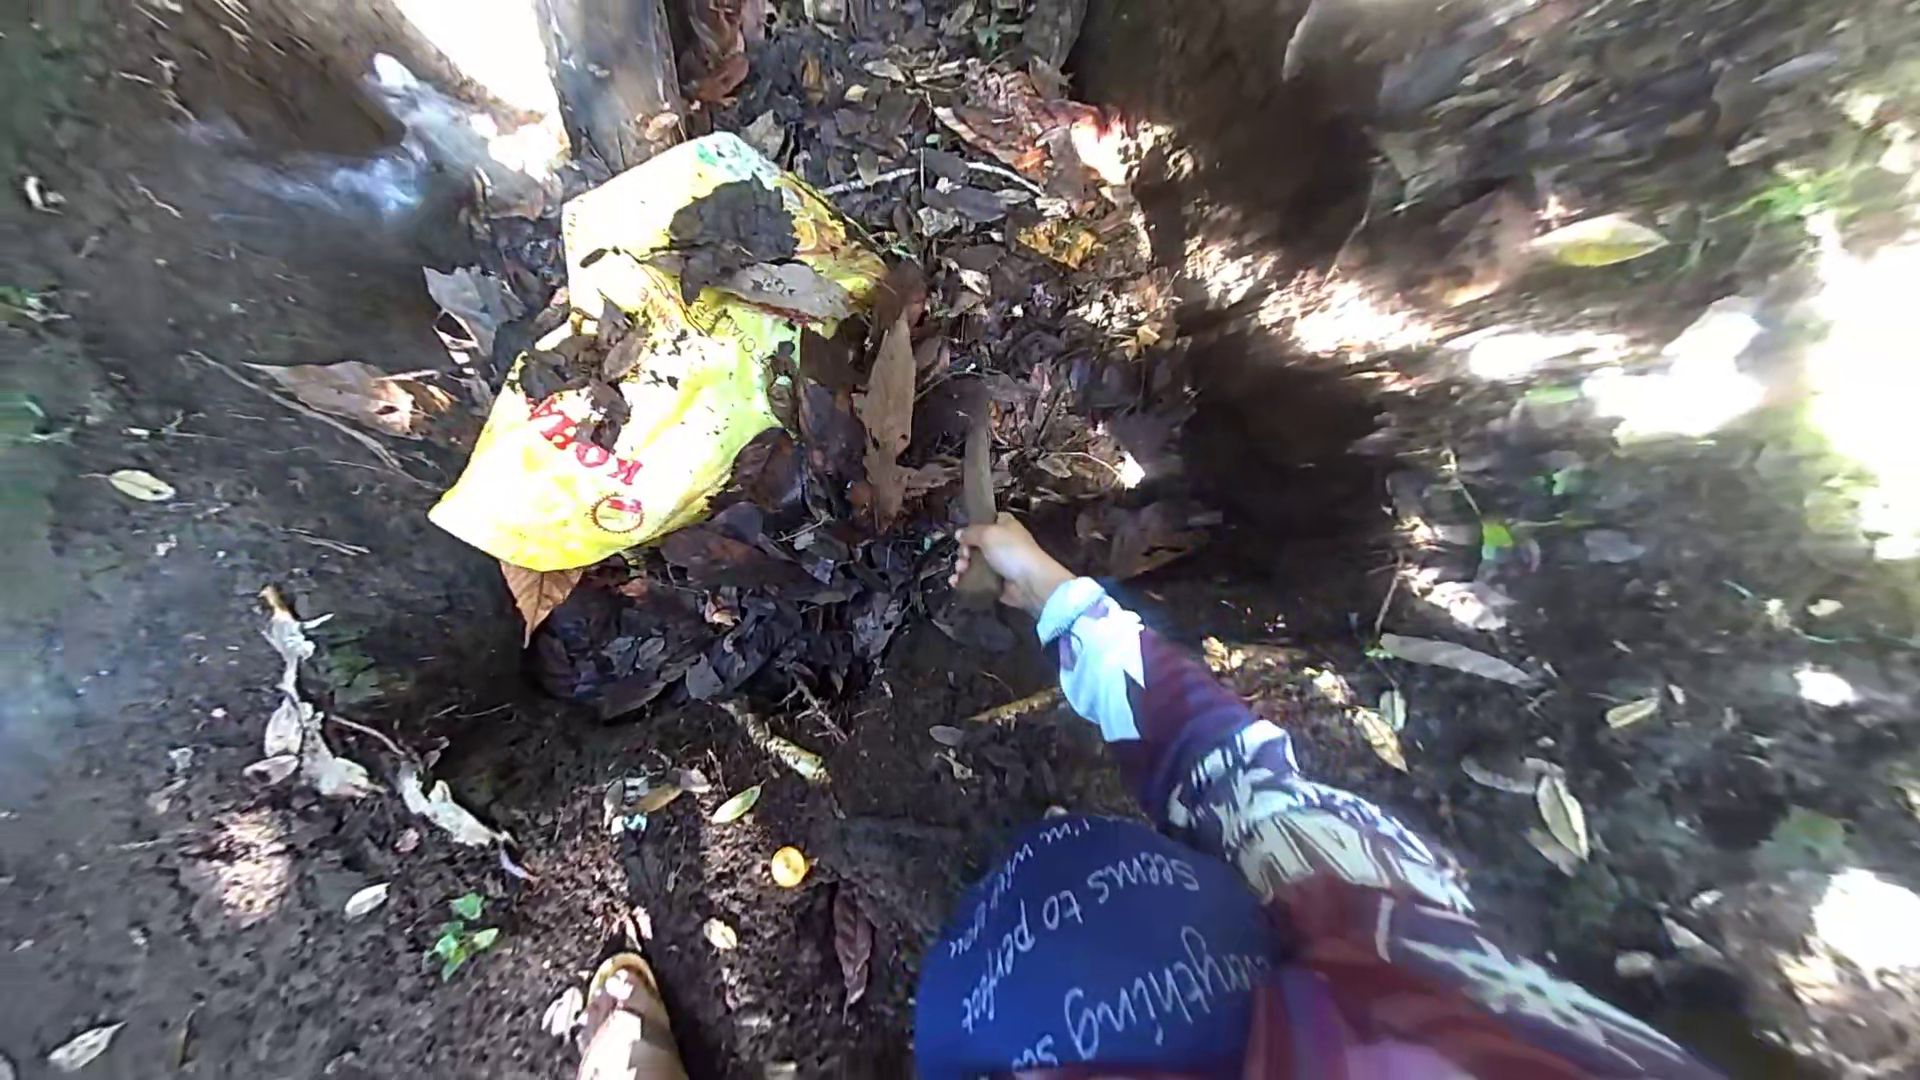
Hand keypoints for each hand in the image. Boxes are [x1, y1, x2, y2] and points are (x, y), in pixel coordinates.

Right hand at [951, 513, 1075, 616]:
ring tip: (961, 570)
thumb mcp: (988, 533)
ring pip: (975, 562)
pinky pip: (977, 580)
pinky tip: (956, 582)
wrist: (1030, 582)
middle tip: (963, 556)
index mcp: (1006, 525)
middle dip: (964, 550)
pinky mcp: (997, 582)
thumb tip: (959, 534)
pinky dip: (966, 581)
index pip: (988, 520)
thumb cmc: (1010, 550)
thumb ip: (970, 532)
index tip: (963, 534)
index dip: (974, 525)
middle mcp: (1004, 543)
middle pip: (977, 543)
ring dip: (963, 566)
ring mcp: (1001, 564)